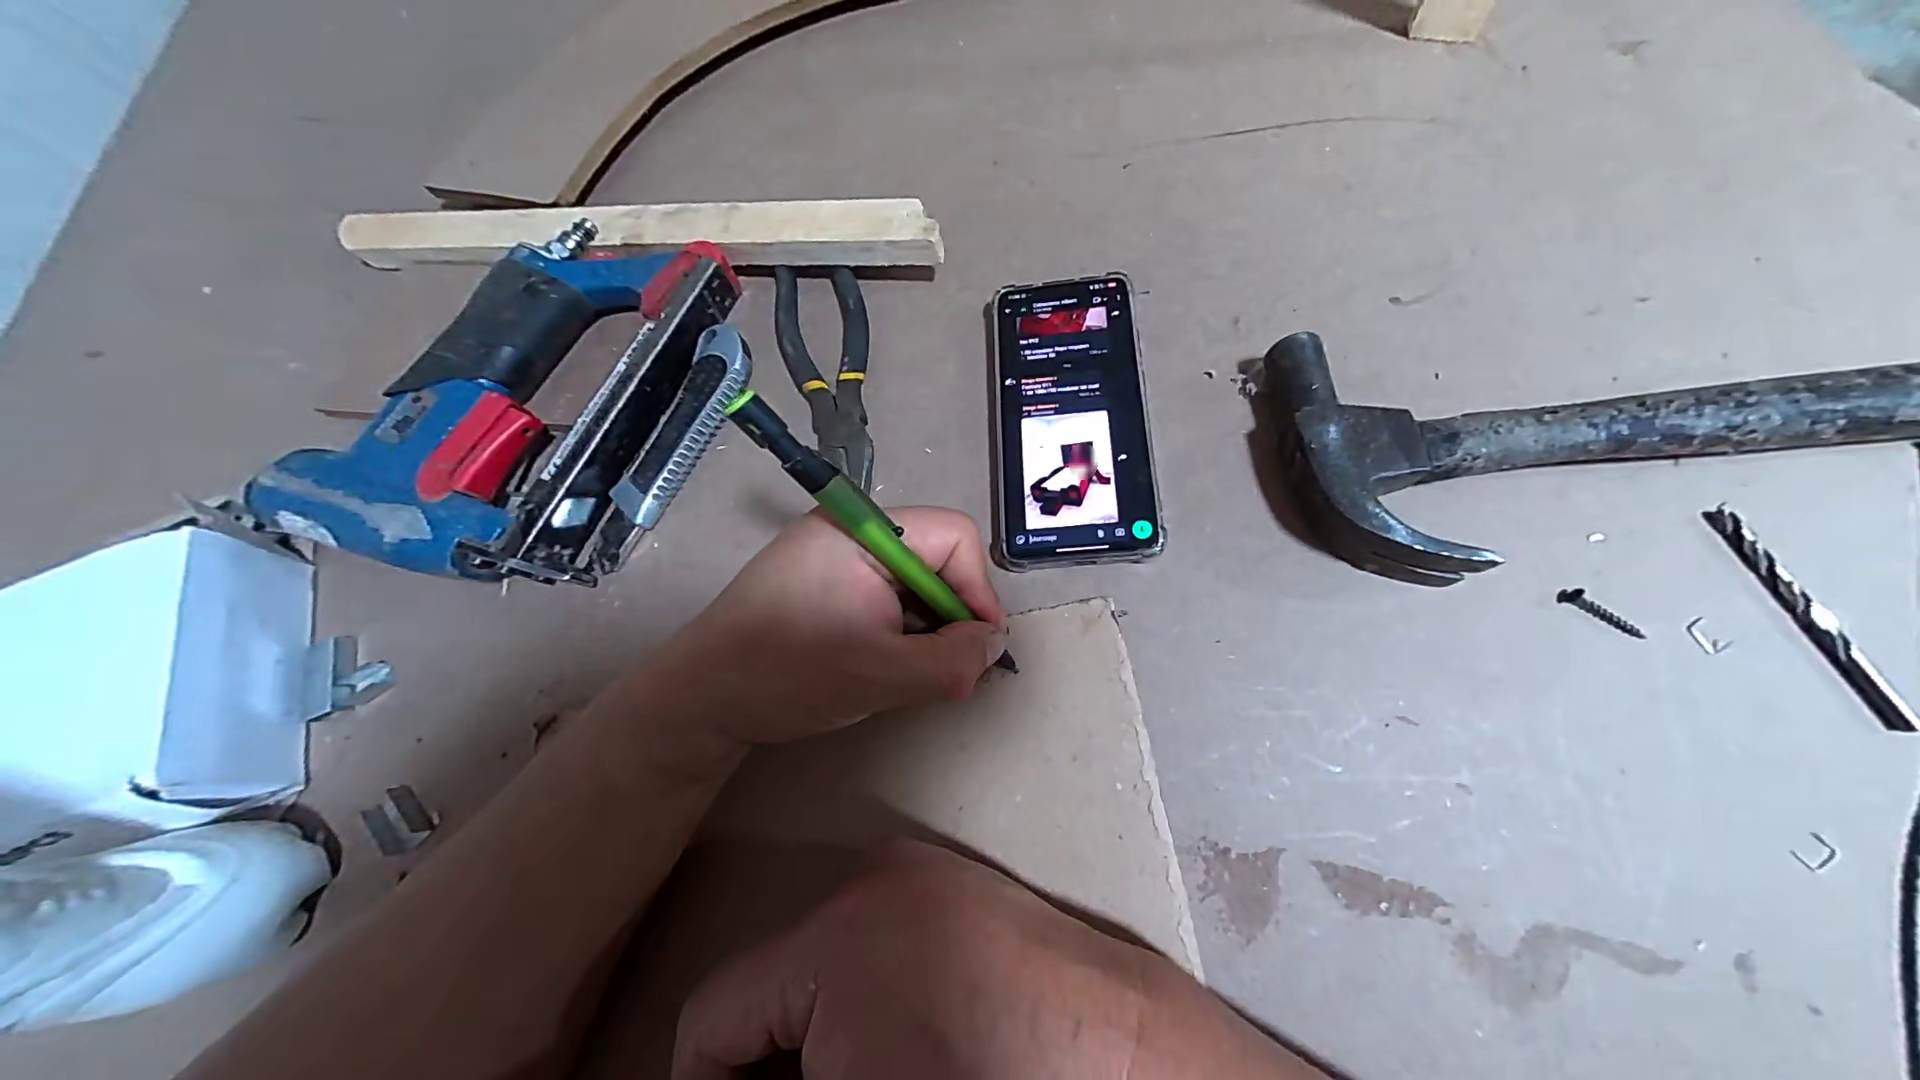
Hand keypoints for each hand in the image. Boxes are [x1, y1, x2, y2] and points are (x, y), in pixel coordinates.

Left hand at [649, 506, 1008, 748]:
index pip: (954, 536)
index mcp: (862, 530)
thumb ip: (952, 661)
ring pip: (914, 579)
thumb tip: (994, 645)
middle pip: (937, 556)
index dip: (977, 589)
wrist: (699, 700)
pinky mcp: (826, 580)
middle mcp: (850, 530)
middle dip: (951, 613)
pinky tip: (885, 660)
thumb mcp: (882, 674)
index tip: (978, 645)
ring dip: (926, 625)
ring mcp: (835, 554)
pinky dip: (901, 627)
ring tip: (907, 669)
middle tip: (946, 666)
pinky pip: (887, 592)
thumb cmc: (785, 675)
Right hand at [671, 841, 1319, 1079]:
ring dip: (821, 1022)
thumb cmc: (985, 1078)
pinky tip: (907, 1032)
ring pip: (823, 956)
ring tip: (867, 1063)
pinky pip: (878, 932)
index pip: (709, 1014)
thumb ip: (776, 1077)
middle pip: (769, 980)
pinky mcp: (952, 879)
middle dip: (773, 1054)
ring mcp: (918, 870)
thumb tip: (743, 1068)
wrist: (1115, 1056)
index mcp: (833, 935)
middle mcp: (871, 878)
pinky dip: (869, 987)